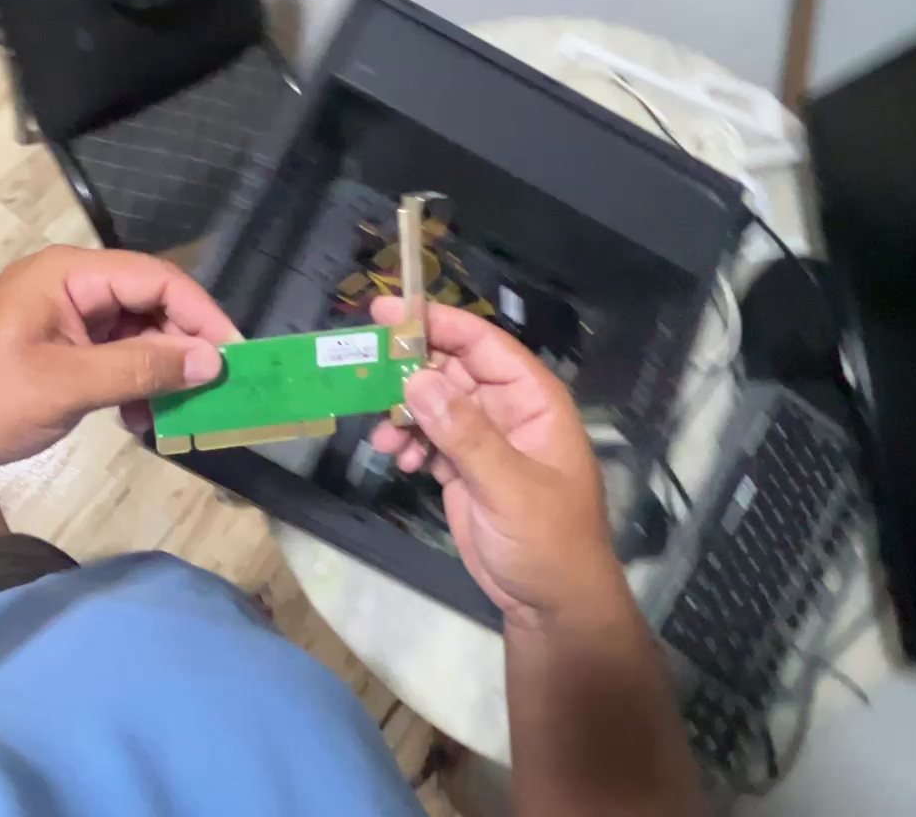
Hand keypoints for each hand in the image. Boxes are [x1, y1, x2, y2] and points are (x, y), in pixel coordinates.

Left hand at [0, 246, 239, 477]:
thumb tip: (212, 361)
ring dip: (159, 372)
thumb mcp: (68, 385)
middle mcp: (73, 285)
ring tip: (171, 415)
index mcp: (69, 274)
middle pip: (150, 303)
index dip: (201, 314)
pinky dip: (134, 384)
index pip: (156, 279)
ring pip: (137, 333)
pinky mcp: (63, 346)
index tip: (235, 356)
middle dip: (182, 348)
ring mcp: (67, 316)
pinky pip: (116, 355)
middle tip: (212, 392)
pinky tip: (139, 420)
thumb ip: (142, 368)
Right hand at [367, 297, 621, 629]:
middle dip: (407, 368)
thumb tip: (417, 379)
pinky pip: (424, 435)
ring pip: (430, 401)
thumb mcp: (510, 487)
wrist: (550, 605)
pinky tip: (398, 459)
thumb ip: (465, 433)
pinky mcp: (460, 463)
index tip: (387, 310)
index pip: (481, 344)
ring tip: (385, 434)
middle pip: (448, 367)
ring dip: (402, 412)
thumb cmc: (548, 541)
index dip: (435, 322)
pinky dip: (406, 441)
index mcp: (531, 399)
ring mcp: (480, 436)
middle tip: (365, 369)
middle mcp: (504, 408)